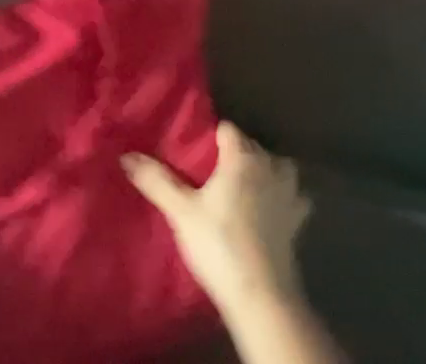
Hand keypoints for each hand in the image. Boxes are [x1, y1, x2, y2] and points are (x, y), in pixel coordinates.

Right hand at [124, 122, 311, 314]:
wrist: (261, 296)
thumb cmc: (219, 245)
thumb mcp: (180, 212)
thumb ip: (155, 180)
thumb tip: (126, 155)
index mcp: (243, 157)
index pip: (227, 130)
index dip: (210, 136)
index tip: (193, 152)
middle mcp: (271, 167)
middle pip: (251, 145)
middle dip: (232, 152)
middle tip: (207, 172)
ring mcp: (290, 193)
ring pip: (277, 166)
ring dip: (262, 169)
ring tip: (240, 185)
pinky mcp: (299, 219)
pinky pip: (292, 195)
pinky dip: (282, 195)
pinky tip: (270, 208)